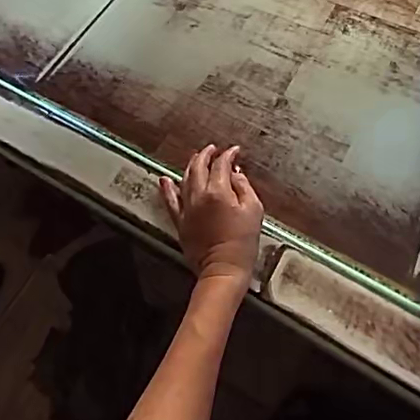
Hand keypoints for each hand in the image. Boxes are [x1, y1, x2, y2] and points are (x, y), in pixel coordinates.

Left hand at [160, 145, 263, 285]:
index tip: (235, 152)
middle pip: (199, 167)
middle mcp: (199, 196)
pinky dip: (167, 188)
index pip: (221, 164)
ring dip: (191, 165)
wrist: (224, 269)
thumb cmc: (242, 242)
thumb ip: (244, 187)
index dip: (228, 155)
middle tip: (214, 149)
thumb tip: (236, 174)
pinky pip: (170, 201)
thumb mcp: (254, 210)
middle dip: (207, 155)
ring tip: (197, 158)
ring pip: (185, 179)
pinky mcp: (180, 222)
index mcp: (219, 191)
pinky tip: (165, 179)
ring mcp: (187, 209)